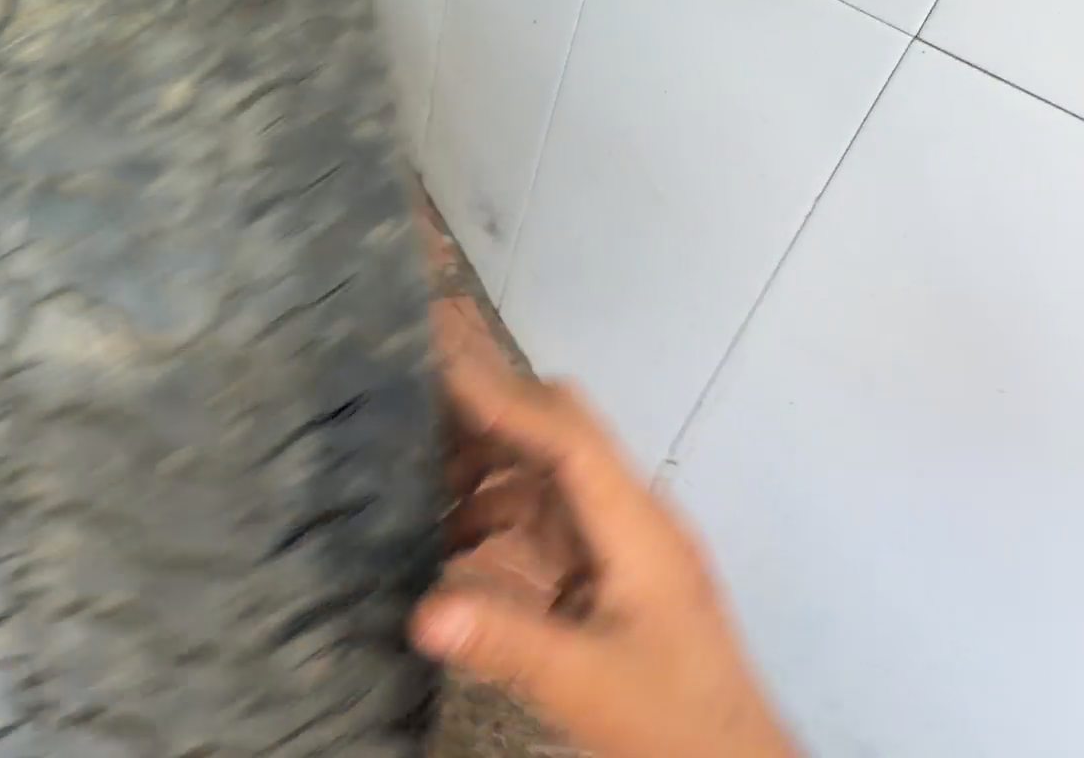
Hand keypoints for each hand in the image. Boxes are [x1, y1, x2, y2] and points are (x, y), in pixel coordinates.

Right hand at [412, 350, 799, 757]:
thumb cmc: (677, 725)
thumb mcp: (590, 688)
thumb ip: (507, 644)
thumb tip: (423, 613)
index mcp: (636, 528)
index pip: (568, 438)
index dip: (504, 401)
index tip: (440, 373)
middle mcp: (627, 515)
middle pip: (557, 433)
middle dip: (490, 416)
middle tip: (419, 412)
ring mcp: (616, 538)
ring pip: (542, 466)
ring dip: (484, 462)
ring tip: (419, 474)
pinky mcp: (601, 564)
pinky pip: (537, 510)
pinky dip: (489, 507)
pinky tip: (450, 538)